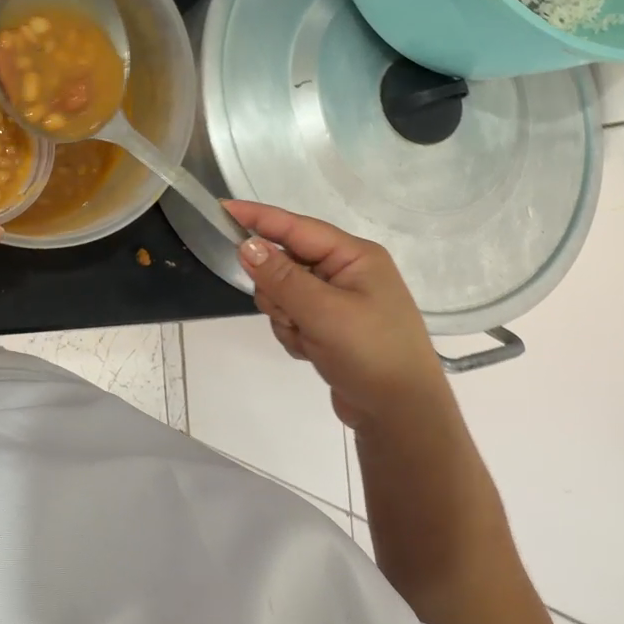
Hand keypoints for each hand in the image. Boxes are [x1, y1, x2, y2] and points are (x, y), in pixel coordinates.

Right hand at [224, 201, 450, 430]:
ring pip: (282, 293)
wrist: (401, 415)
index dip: (258, 217)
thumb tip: (246, 245)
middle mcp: (347, 272)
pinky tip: (311, 352)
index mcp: (354, 256)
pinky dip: (293, 333)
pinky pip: (291, 317)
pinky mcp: (330, 327)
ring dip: (285, 316)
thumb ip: (281, 277)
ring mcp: (339, 301)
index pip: (296, 227)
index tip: (222, 208)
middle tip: (292, 314)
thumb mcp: (323, 312)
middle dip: (278, 290)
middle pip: (285, 262)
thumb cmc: (371, 353)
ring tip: (308, 339)